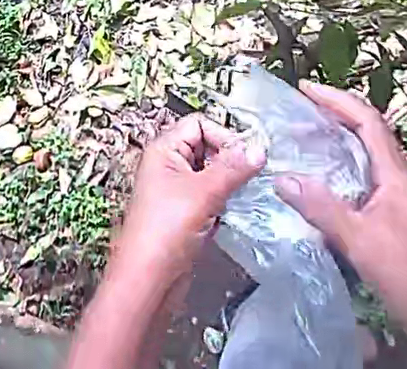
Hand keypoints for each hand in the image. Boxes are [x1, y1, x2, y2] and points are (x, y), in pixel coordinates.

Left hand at [108, 113, 264, 286]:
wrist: (148, 282)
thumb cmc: (165, 231)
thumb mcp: (202, 193)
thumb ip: (232, 169)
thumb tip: (258, 148)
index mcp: (164, 149)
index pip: (199, 124)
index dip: (223, 136)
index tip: (245, 157)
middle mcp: (169, 164)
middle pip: (207, 146)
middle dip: (229, 160)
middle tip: (247, 178)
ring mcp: (178, 189)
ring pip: (212, 172)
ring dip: (228, 183)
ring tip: (240, 197)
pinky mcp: (187, 212)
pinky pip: (211, 195)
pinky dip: (223, 201)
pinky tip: (230, 214)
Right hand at [277, 82, 406, 368]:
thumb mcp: (360, 242)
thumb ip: (322, 208)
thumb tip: (283, 178)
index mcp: (398, 175)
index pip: (368, 120)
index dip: (336, 99)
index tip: (306, 88)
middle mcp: (406, 180)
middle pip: (371, 132)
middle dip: (337, 115)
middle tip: (304, 110)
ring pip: (373, 157)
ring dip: (343, 142)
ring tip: (311, 141)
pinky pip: (374, 179)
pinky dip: (349, 169)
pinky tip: (332, 186)